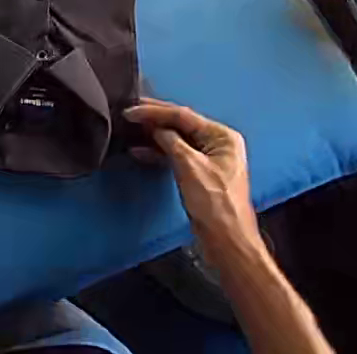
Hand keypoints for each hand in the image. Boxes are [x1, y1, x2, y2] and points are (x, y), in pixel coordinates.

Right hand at [125, 99, 259, 251]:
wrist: (228, 245)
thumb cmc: (214, 204)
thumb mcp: (189, 165)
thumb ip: (169, 140)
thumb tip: (153, 126)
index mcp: (221, 136)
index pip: (182, 115)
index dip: (154, 111)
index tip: (130, 110)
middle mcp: (216, 142)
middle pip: (179, 124)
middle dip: (153, 119)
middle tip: (129, 113)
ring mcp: (208, 158)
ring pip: (175, 139)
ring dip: (153, 135)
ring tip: (130, 129)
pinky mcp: (198, 173)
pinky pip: (175, 154)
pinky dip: (158, 152)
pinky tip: (139, 151)